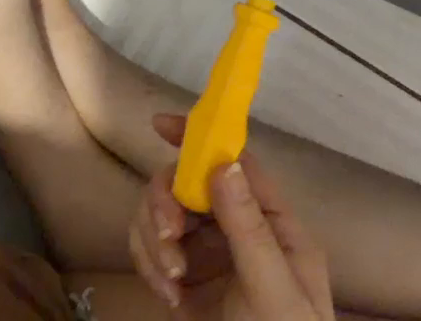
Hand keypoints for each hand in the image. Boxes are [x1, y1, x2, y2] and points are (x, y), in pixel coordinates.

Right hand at [130, 115, 333, 320]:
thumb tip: (222, 162)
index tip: (158, 125)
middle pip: (184, 184)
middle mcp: (237, 231)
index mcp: (274, 228)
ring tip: (170, 281)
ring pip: (159, 212)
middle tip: (166, 235)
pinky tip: (166, 295)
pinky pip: (147, 244)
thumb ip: (248, 228)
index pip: (235, 165)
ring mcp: (207, 252)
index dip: (200, 139)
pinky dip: (147, 263)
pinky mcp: (180, 273)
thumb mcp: (272, 292)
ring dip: (154, 241)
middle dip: (165, 204)